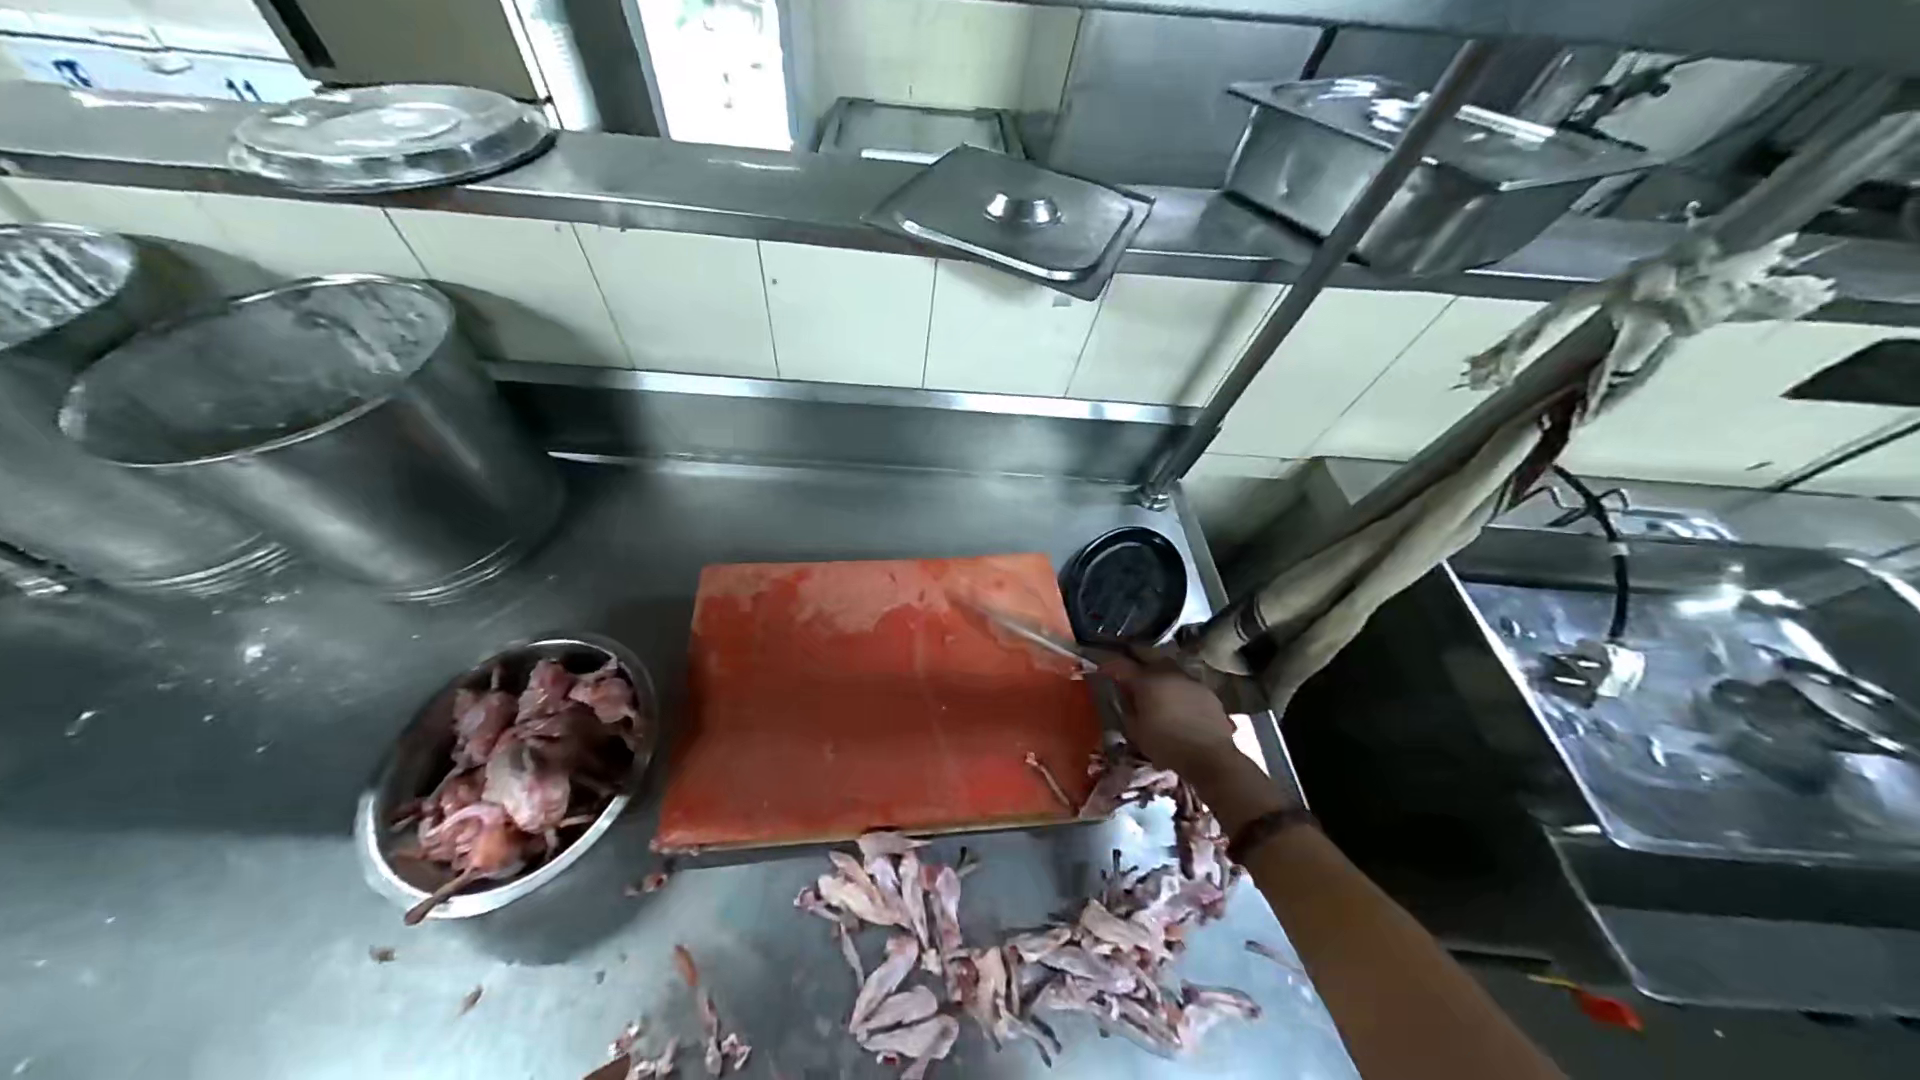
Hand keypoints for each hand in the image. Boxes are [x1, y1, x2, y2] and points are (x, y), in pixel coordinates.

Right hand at [1101, 656, 1239, 779]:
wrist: (1211, 757)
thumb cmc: (1166, 745)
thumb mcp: (1135, 731)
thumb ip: (1126, 708)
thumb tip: (1124, 697)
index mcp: (1146, 680)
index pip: (1121, 664)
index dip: (1109, 665)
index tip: (1102, 669)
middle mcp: (1168, 672)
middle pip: (1148, 655)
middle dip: (1135, 658)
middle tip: (1127, 670)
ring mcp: (1190, 680)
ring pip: (1168, 666)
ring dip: (1157, 672)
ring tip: (1152, 685)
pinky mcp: (1207, 691)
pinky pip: (1184, 682)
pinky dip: (1175, 686)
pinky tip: (1174, 700)